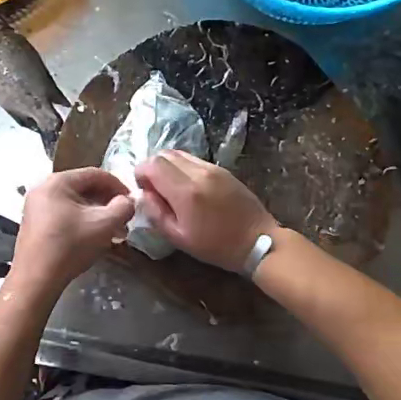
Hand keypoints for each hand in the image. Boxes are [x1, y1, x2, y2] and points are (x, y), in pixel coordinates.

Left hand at [13, 168, 135, 289]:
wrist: (36, 279)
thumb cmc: (70, 246)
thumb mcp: (104, 225)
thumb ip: (123, 207)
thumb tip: (128, 201)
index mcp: (57, 182)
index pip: (95, 174)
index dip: (118, 185)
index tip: (132, 202)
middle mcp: (43, 188)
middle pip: (83, 187)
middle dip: (107, 202)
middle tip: (124, 218)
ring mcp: (36, 206)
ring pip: (74, 203)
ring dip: (96, 214)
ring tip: (113, 231)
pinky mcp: (35, 223)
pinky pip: (63, 214)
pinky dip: (81, 221)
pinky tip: (93, 237)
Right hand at [134, 150, 281, 272]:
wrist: (259, 242)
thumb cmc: (216, 245)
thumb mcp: (178, 237)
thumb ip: (155, 213)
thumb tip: (143, 194)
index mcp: (185, 191)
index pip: (152, 164)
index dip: (141, 174)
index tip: (144, 190)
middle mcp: (198, 173)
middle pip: (163, 154)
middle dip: (153, 168)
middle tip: (155, 188)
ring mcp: (212, 168)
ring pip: (179, 154)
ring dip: (168, 166)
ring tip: (171, 188)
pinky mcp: (223, 170)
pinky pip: (194, 160)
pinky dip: (183, 168)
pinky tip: (189, 188)